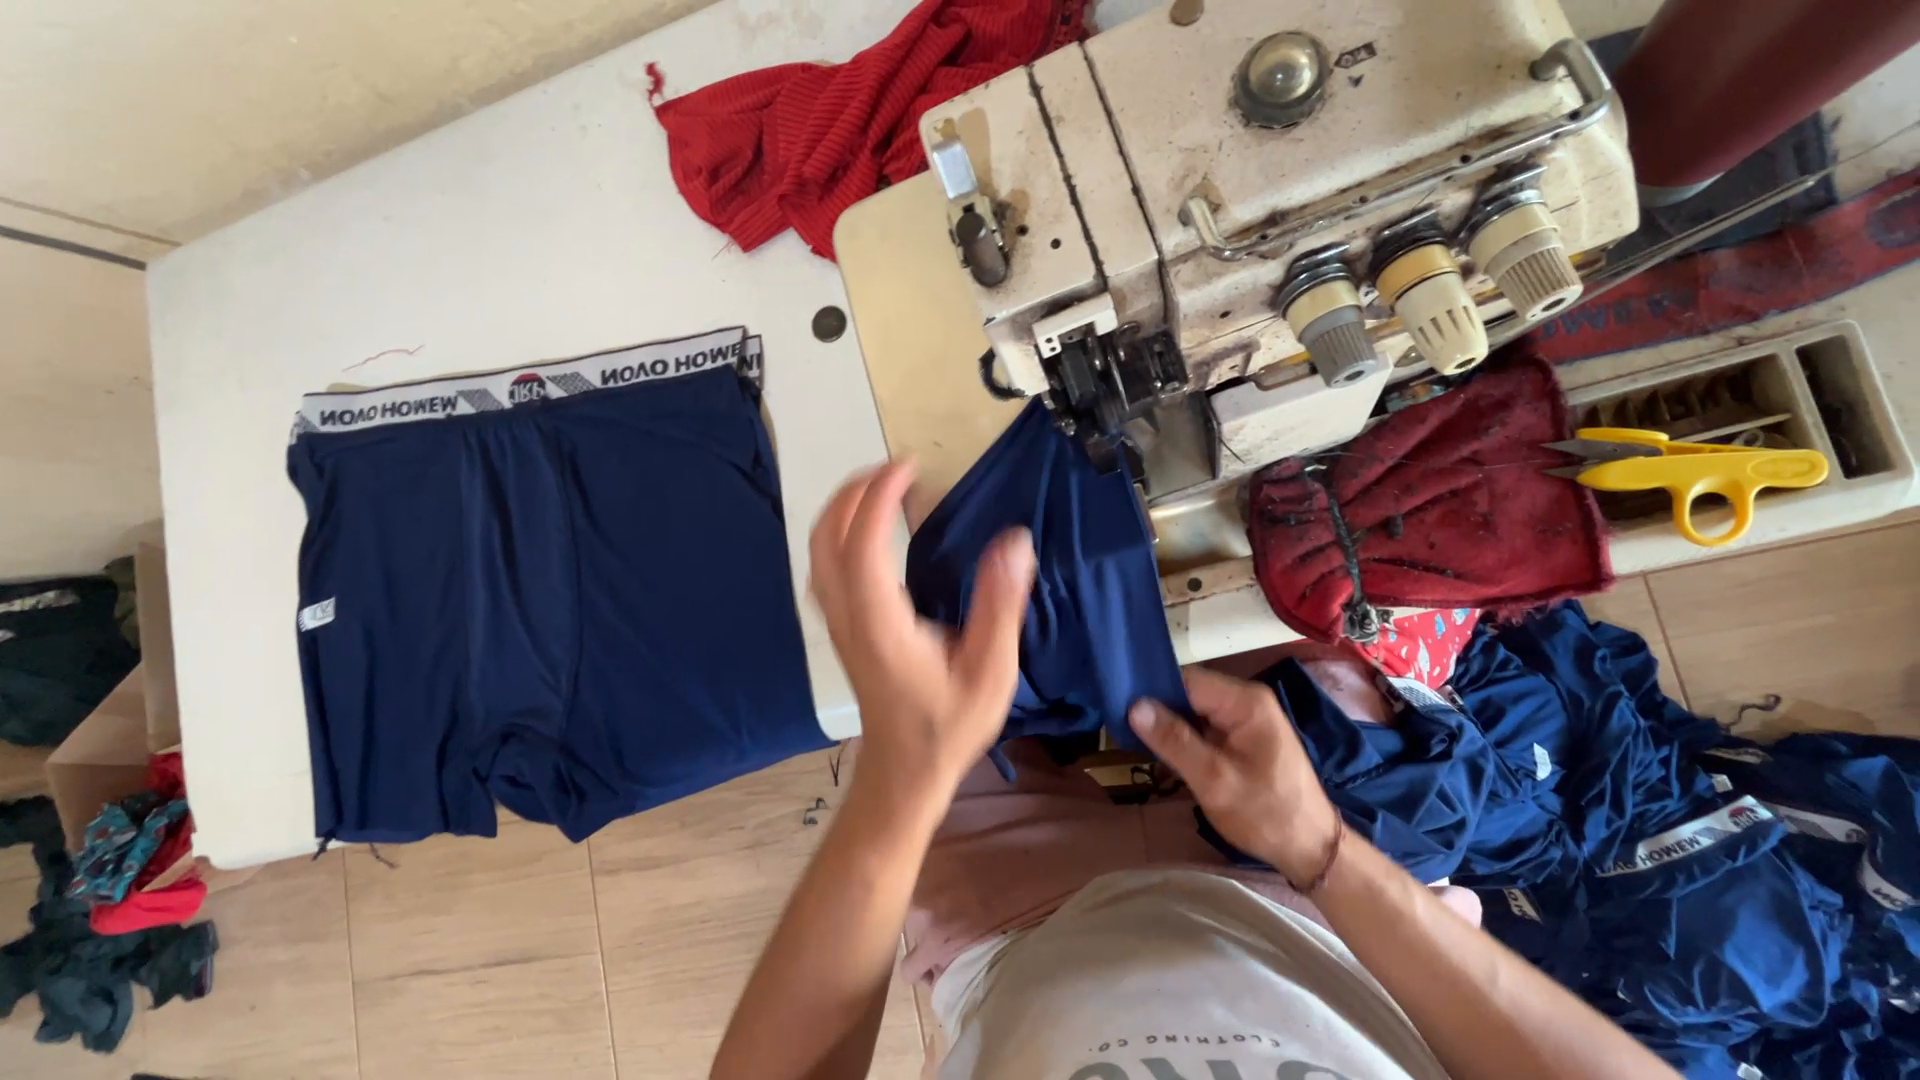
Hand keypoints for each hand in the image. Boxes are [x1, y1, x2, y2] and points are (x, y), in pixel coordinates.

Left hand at [809, 461, 1035, 794]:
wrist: (904, 771)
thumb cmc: (948, 726)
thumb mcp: (990, 671)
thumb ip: (1000, 606)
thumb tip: (1014, 543)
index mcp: (881, 623)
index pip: (863, 544)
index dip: (879, 497)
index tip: (908, 467)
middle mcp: (849, 617)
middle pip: (827, 537)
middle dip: (855, 492)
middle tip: (896, 470)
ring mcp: (838, 624)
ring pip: (818, 550)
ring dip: (843, 509)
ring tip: (883, 490)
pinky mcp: (841, 630)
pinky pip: (824, 567)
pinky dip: (839, 533)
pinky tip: (869, 532)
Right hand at [1129, 667, 1341, 884]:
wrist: (1310, 849)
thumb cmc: (1265, 814)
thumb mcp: (1214, 780)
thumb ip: (1174, 741)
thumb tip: (1135, 706)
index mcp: (1245, 701)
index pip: (1186, 679)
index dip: (1151, 689)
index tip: (1117, 705)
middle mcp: (1246, 700)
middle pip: (1188, 691)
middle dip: (1156, 707)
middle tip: (1119, 725)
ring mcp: (1245, 718)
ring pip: (1192, 709)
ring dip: (1167, 724)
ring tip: (1130, 737)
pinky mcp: (1242, 736)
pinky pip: (1203, 725)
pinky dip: (1182, 736)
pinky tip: (1159, 750)